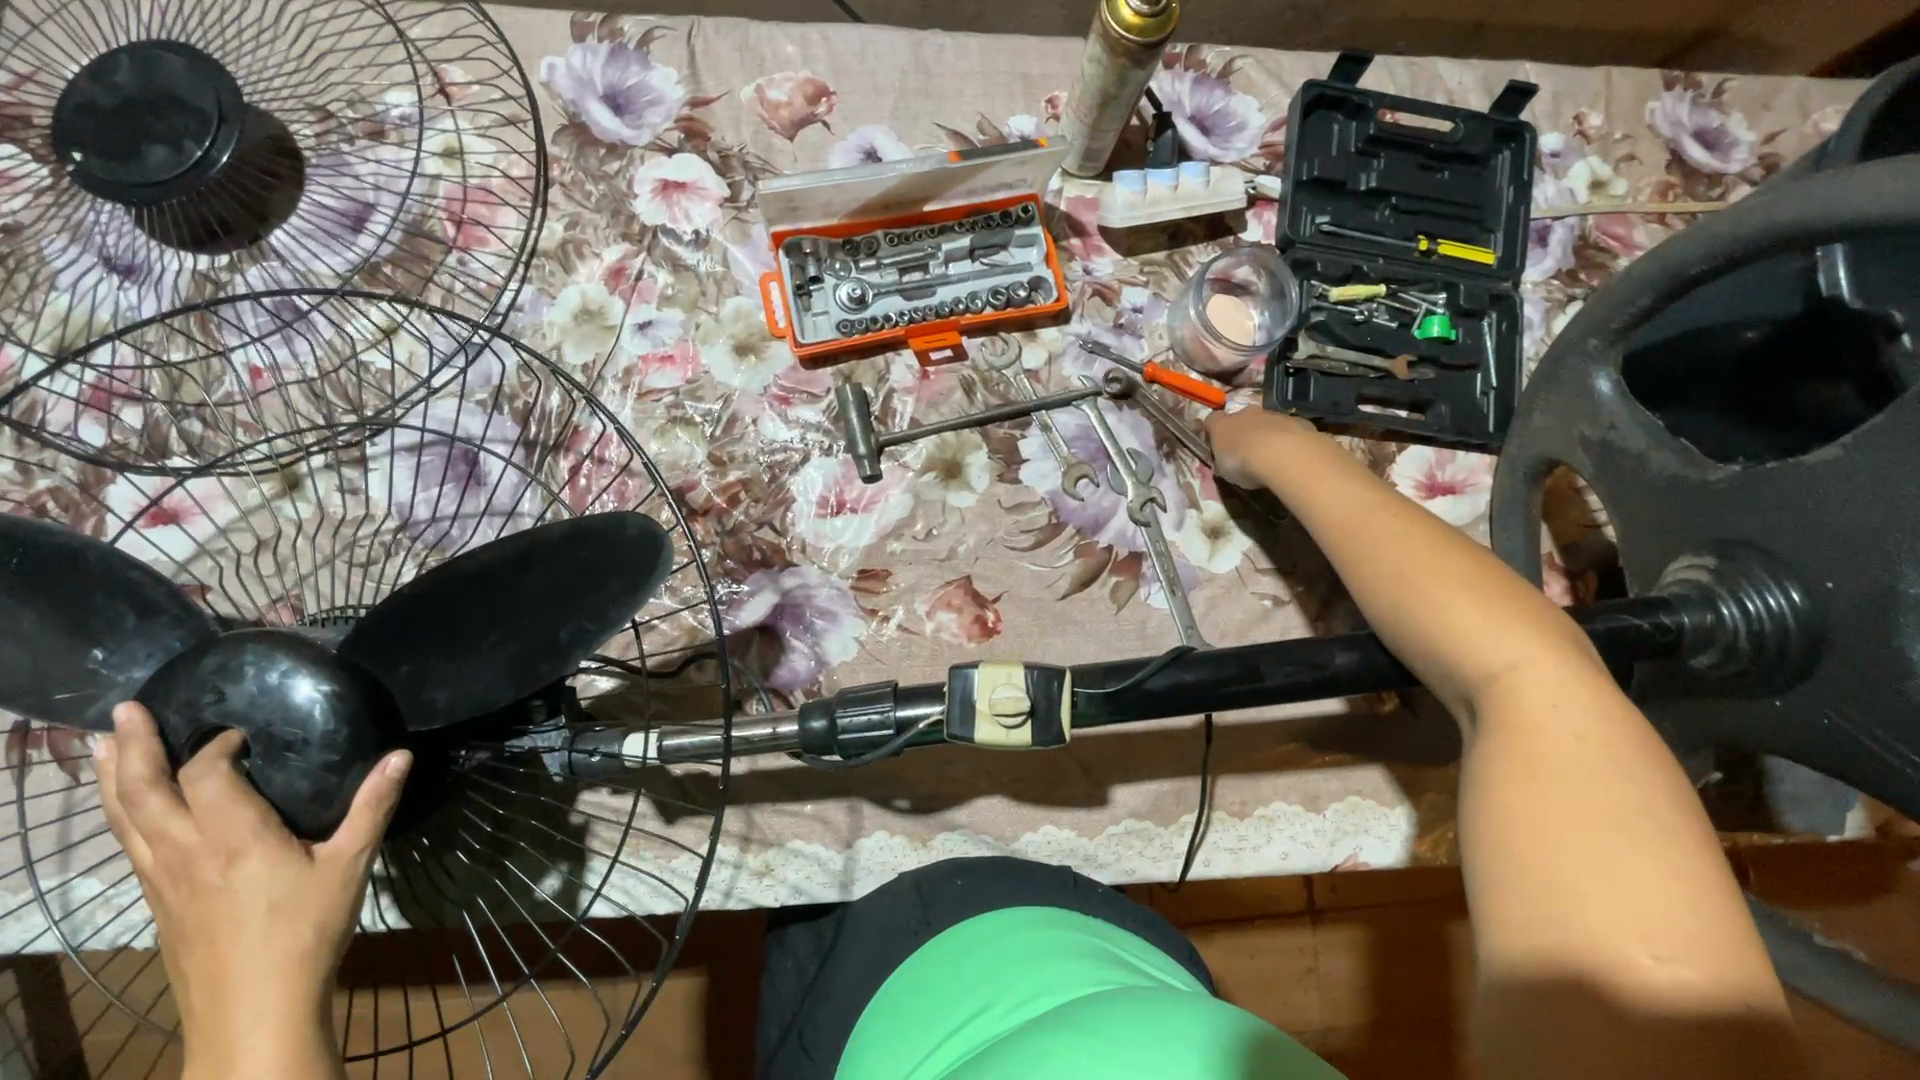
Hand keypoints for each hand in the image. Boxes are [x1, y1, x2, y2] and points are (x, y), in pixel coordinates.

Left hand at [94, 703, 410, 1079]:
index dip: (218, 746)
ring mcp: (161, 876)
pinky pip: (127, 841)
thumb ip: (372, 806)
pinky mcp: (155, 898)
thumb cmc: (307, 931)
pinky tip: (125, 805)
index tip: (243, 733)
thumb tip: (401, 755)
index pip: (207, 774)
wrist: (254, 1006)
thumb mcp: (350, 865)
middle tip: (126, 708)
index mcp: (234, 837)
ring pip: (123, 817)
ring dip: (111, 776)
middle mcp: (185, 850)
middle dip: (133, 746)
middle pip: (142, 790)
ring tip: (102, 742)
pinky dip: (119, 811)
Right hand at [1204, 402, 1317, 489]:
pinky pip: (1289, 428)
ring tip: (1272, 456)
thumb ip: (1223, 461)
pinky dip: (1288, 438)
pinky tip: (1291, 455)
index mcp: (1223, 424)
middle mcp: (1246, 413)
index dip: (1212, 430)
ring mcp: (1273, 415)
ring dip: (1267, 434)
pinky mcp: (1297, 421)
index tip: (1214, 442)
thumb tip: (1224, 462)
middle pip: (1241, 418)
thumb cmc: (1243, 463)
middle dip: (1243, 431)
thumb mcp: (1223, 469)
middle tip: (1247, 451)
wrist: (1281, 454)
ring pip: (1267, 422)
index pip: (1212, 420)